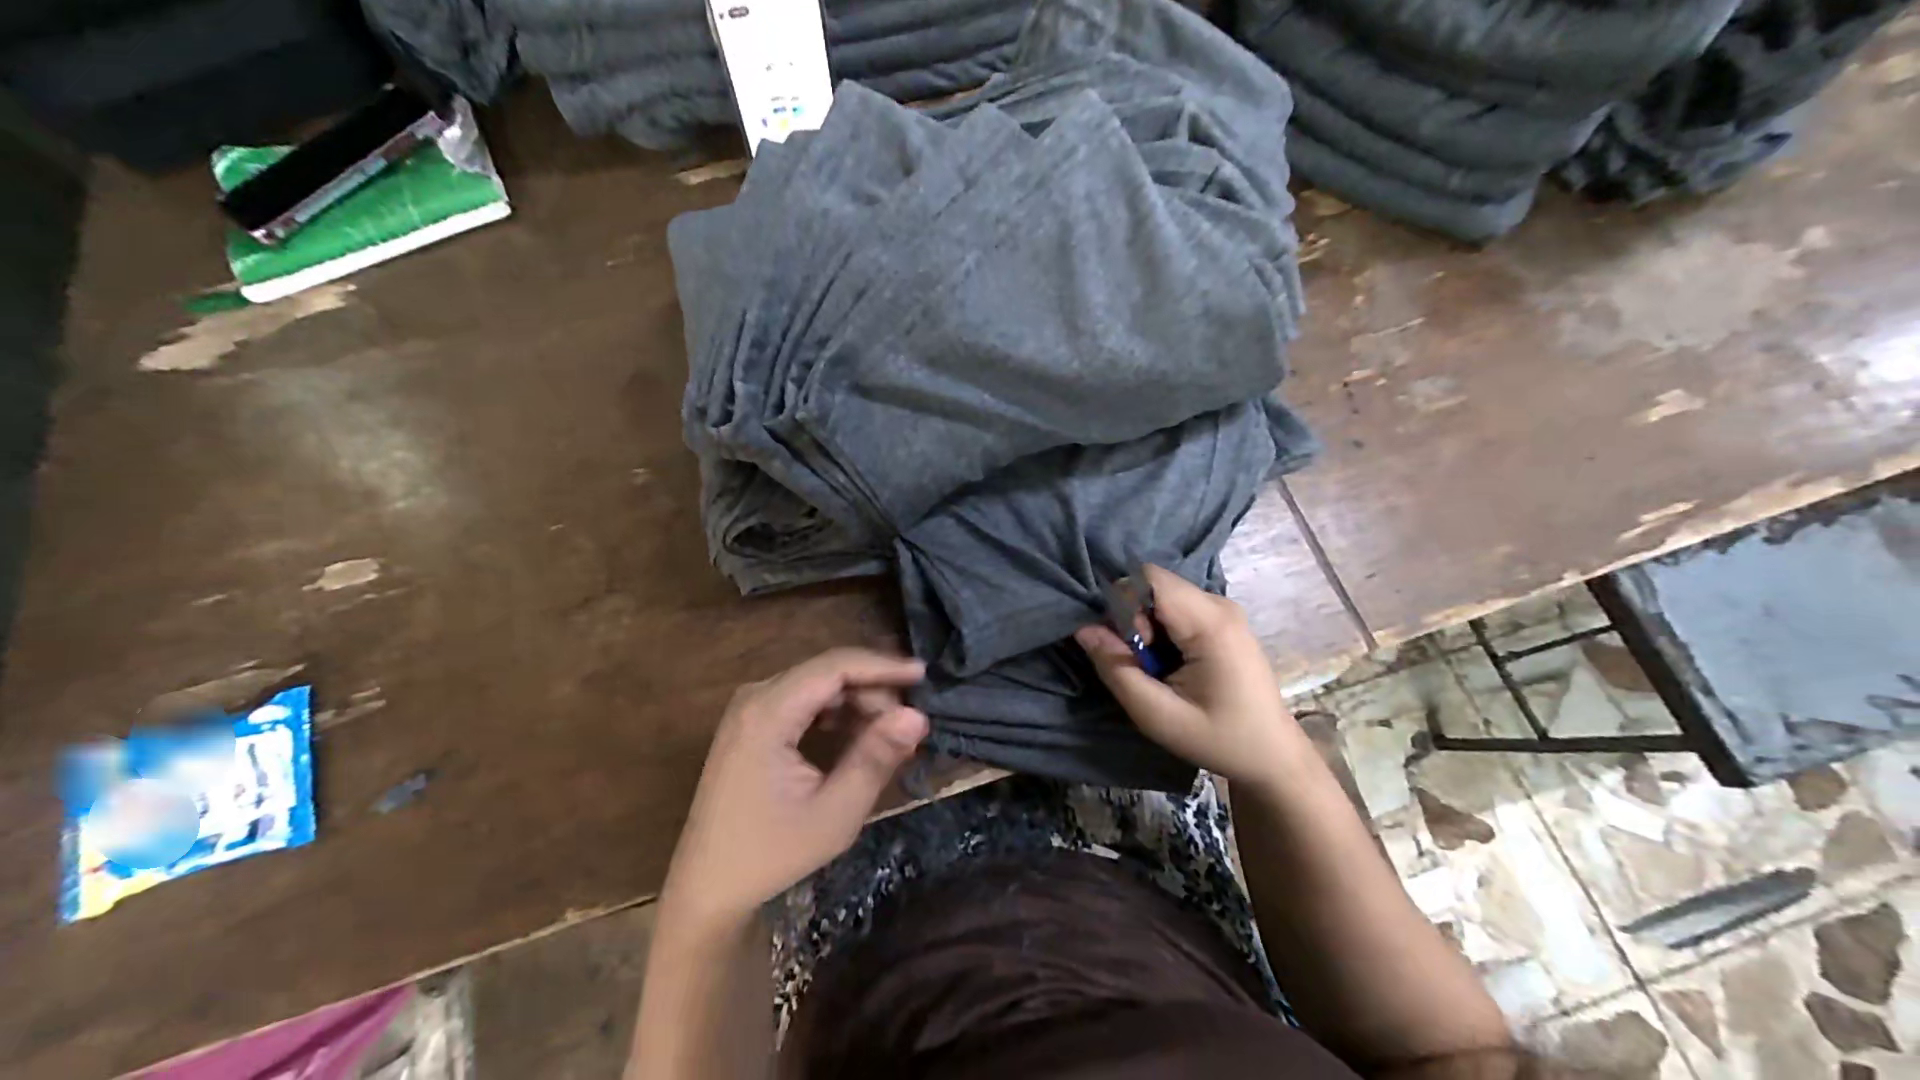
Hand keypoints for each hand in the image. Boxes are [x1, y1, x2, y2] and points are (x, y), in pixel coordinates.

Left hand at [661, 648, 928, 926]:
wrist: (709, 884)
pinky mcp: (752, 723)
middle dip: (872, 691)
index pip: (835, 666)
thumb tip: (917, 715)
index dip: (883, 666)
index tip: (924, 675)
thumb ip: (876, 758)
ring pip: (817, 684)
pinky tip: (856, 740)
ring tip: (887, 738)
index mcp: (768, 712)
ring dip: (856, 703)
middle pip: (827, 672)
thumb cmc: (771, 853)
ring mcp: (750, 708)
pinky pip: (802, 701)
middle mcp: (755, 697)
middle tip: (905, 728)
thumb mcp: (835, 813)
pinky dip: (835, 713)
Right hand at [1075, 565, 1300, 787]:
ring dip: (1146, 623)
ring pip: (1162, 593)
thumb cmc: (1218, 738)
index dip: (1125, 605)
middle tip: (1141, 661)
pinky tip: (1170, 662)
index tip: (1131, 648)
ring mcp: (1224, 609)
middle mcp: (1220, 604)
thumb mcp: (1157, 715)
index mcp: (1211, 624)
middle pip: (1155, 584)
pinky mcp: (1222, 619)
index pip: (1149, 579)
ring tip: (1156, 665)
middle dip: (1133, 616)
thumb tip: (1083, 629)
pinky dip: (1160, 627)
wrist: (1272, 754)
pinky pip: (1176, 605)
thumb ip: (1116, 669)